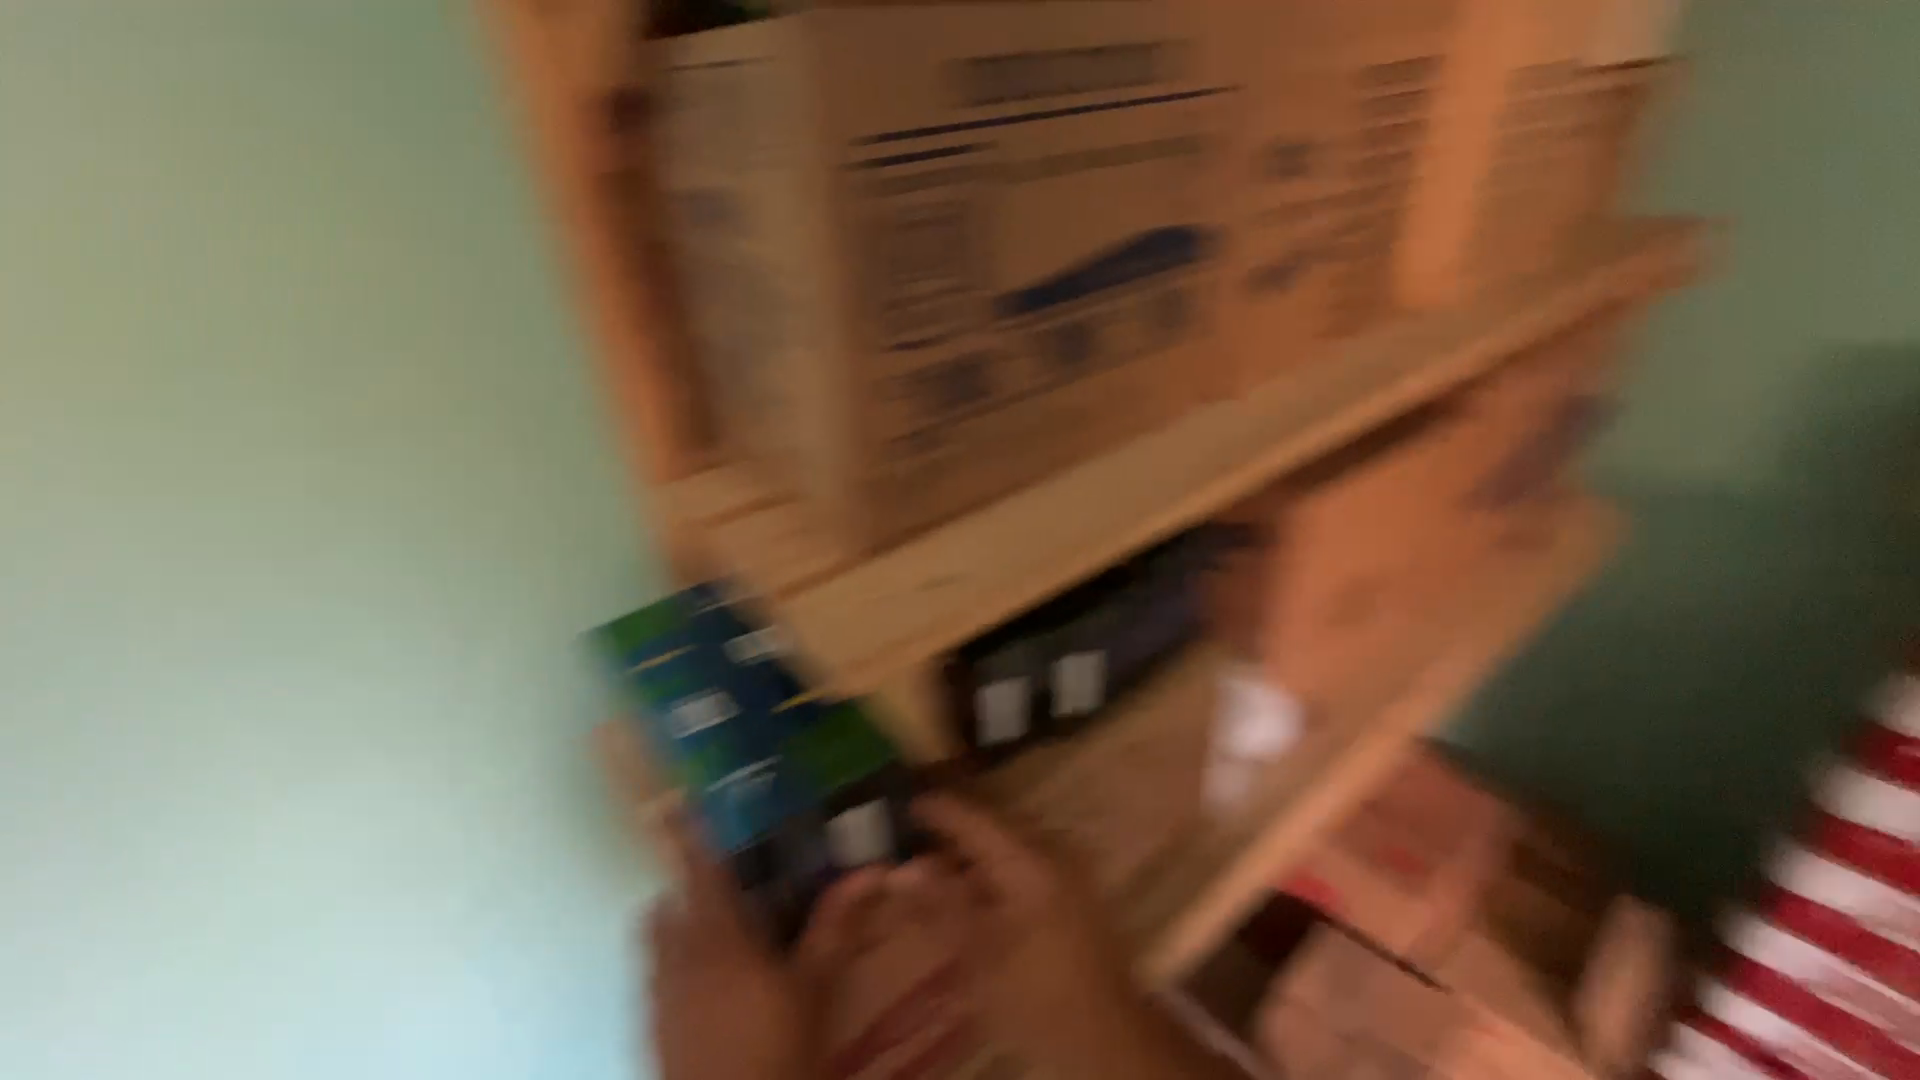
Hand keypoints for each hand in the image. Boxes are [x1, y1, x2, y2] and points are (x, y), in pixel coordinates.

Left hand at [645, 813, 882, 1079]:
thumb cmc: (778, 1052)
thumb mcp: (815, 989)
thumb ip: (835, 926)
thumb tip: (871, 872)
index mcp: (719, 941)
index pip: (699, 872)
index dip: (687, 834)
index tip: (676, 800)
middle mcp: (676, 961)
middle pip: (665, 904)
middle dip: (683, 884)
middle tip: (720, 878)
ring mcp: (656, 999)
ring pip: (653, 941)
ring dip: (673, 921)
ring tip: (714, 927)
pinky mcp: (648, 1030)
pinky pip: (649, 977)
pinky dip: (668, 961)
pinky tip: (706, 983)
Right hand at [898, 793, 1183, 1077]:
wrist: (1108, 1037)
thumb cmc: (1036, 997)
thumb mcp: (978, 955)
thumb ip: (940, 904)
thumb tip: (903, 868)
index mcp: (1029, 861)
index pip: (975, 818)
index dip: (939, 810)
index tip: (907, 803)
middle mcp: (1055, 851)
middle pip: (996, 827)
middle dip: (957, 834)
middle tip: (922, 847)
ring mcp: (1074, 869)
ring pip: (1014, 844)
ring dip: (980, 854)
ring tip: (946, 873)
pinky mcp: (1081, 890)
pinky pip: (1032, 861)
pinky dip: (1003, 869)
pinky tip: (983, 895)